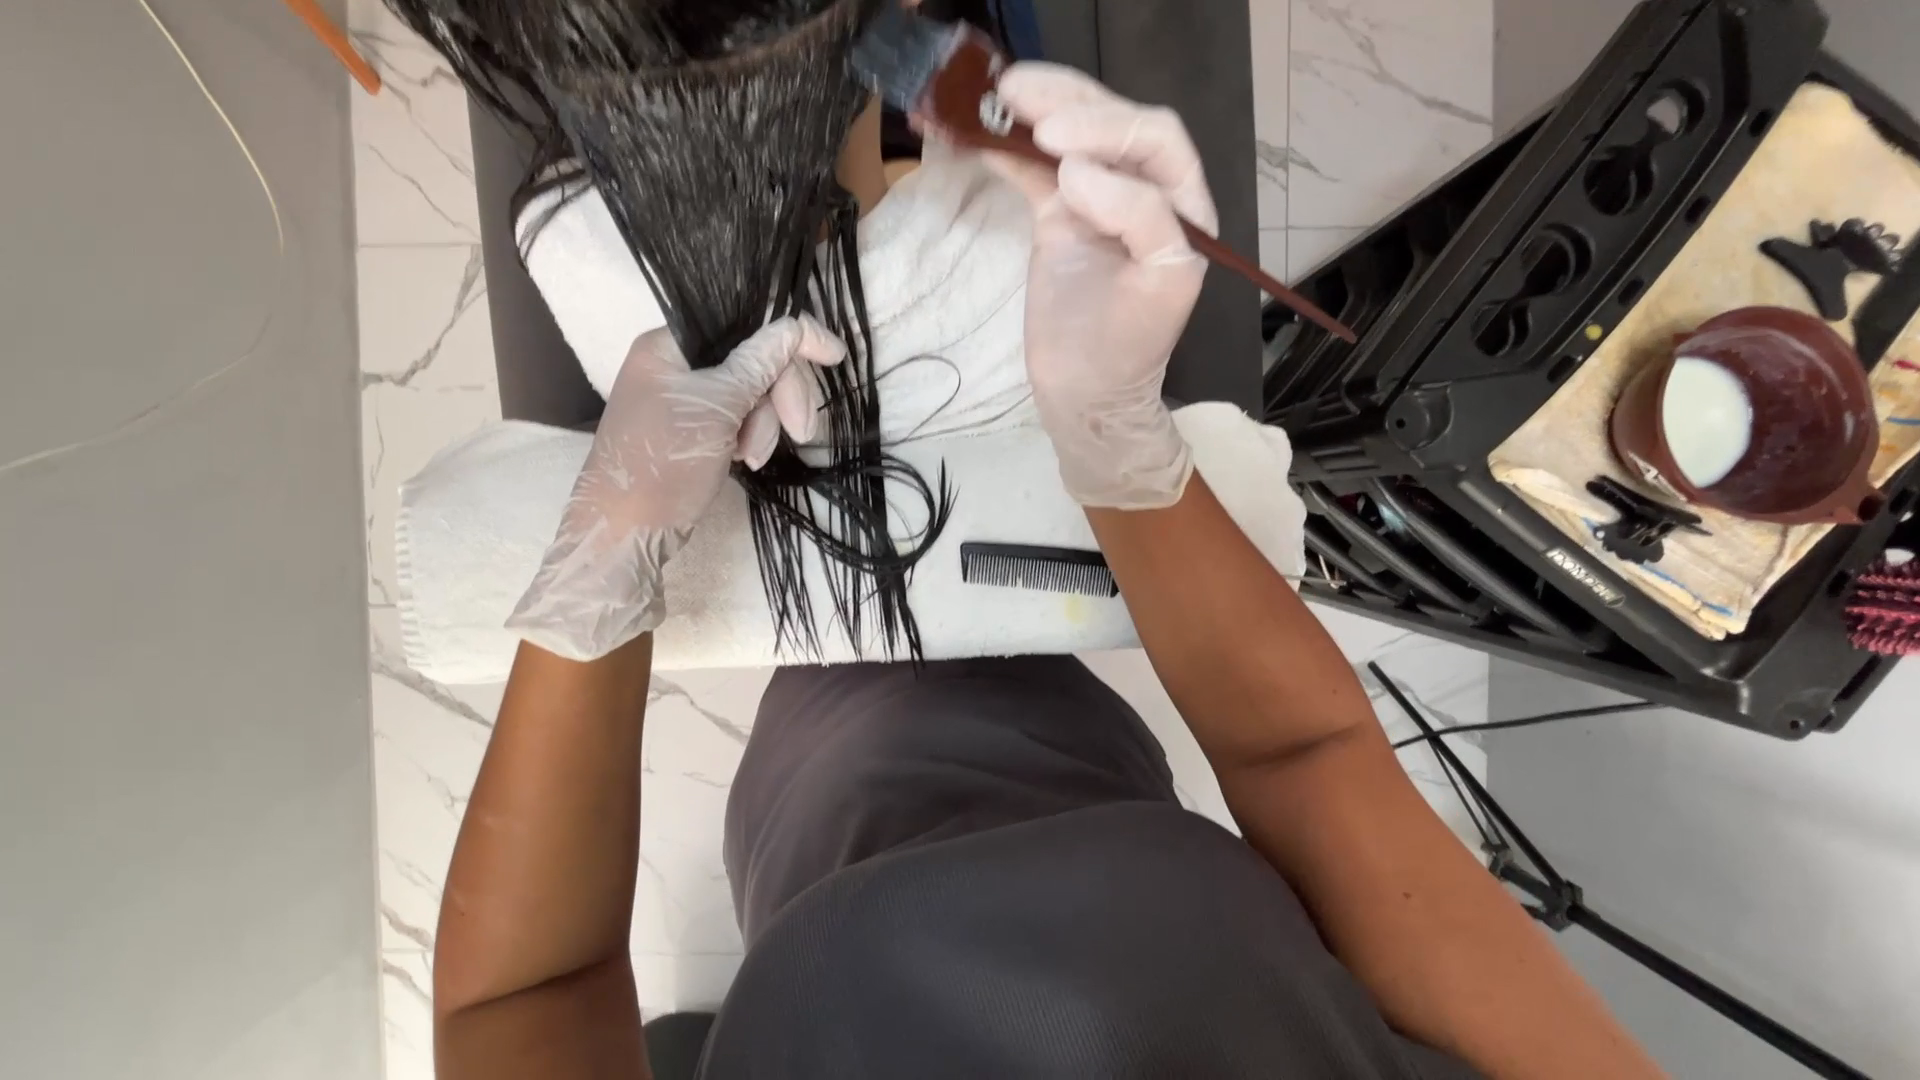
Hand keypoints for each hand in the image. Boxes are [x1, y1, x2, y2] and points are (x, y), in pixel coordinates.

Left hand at [507, 316, 846, 660]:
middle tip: (800, 433)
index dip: (791, 339)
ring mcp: (688, 400)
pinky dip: (753, 438)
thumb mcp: (716, 408)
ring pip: (754, 395)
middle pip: (755, 362)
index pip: (745, 326)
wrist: (629, 531)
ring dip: (765, 426)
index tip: (834, 356)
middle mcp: (679, 365)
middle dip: (778, 399)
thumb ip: (759, 364)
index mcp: (671, 345)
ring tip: (753, 458)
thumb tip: (795, 328)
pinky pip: (742, 419)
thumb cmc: (664, 462)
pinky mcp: (699, 430)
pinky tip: (746, 461)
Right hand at [984, 63, 1217, 509]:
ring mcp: (1097, 203)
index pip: (1155, 140)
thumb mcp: (1160, 284)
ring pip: (1072, 139)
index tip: (1056, 141)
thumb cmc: (1128, 350)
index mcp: (1183, 206)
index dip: (1109, 128)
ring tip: (1000, 92)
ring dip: (1037, 109)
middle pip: (1112, 123)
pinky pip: (1036, 172)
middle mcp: (1144, 193)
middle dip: (1068, 101)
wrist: (1087, 394)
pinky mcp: (1059, 219)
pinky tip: (982, 134)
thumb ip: (1140, 217)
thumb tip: (1075, 169)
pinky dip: (1011, 152)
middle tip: (1016, 92)